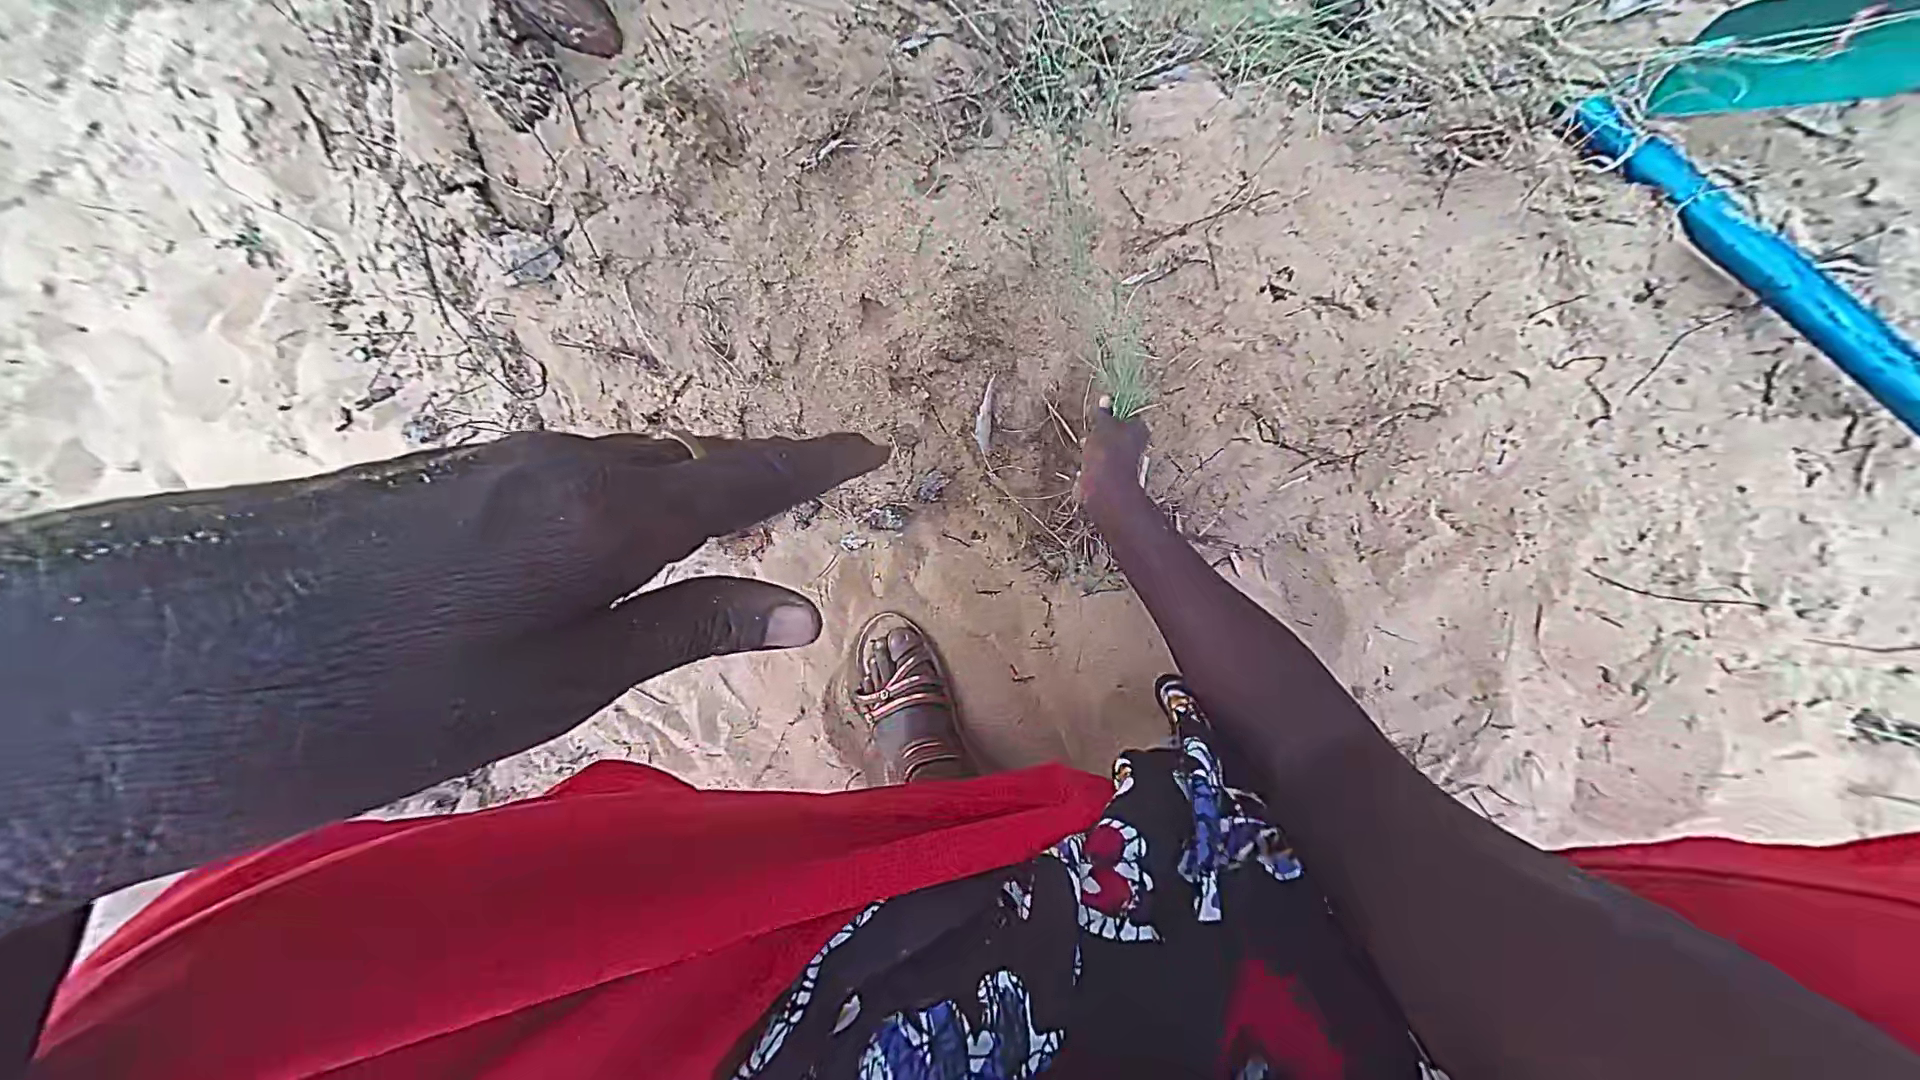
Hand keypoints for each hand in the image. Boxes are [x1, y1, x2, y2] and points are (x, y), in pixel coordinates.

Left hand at [0, 430, 886, 930]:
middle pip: (695, 461)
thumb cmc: (394, 695)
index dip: (816, 463)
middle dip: (758, 480)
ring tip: (724, 523)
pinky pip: (585, 470)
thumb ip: (691, 624)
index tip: (869, 447)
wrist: (146, 665)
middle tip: (801, 504)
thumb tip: (804, 610)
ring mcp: (508, 457)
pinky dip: (633, 493)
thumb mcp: (567, 676)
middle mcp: (570, 464)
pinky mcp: (461, 469)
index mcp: (611, 515)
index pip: (747, 475)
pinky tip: (620, 533)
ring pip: (638, 464)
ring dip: (692, 489)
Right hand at [1079, 400, 1149, 526]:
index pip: (1128, 416)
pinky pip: (1102, 465)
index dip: (1112, 415)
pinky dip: (1093, 464)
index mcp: (1140, 430)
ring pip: (1108, 450)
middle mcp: (1137, 446)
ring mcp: (1126, 463)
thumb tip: (1105, 399)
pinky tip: (1085, 466)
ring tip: (1085, 449)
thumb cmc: (1106, 451)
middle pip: (1117, 434)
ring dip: (1095, 449)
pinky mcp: (1114, 477)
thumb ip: (1104, 413)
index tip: (1098, 417)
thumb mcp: (1103, 425)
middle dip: (1102, 434)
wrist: (1103, 486)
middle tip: (1089, 435)